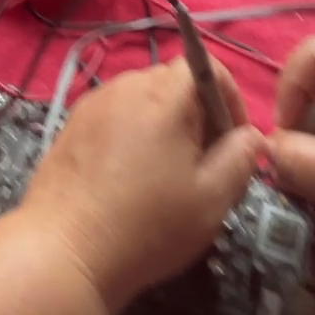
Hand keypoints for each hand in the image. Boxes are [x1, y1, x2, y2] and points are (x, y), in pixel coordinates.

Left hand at [19, 56, 264, 312]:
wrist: (64, 249)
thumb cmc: (147, 225)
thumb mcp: (211, 200)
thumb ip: (240, 158)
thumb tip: (250, 135)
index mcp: (163, 96)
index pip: (203, 65)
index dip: (228, 96)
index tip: (234, 139)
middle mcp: (125, 86)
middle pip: (172, 81)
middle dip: (196, 112)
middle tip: (204, 162)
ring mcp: (94, 102)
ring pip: (141, 98)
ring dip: (162, 122)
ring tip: (166, 172)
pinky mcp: (72, 122)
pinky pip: (115, 113)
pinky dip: (131, 131)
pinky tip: (129, 174)